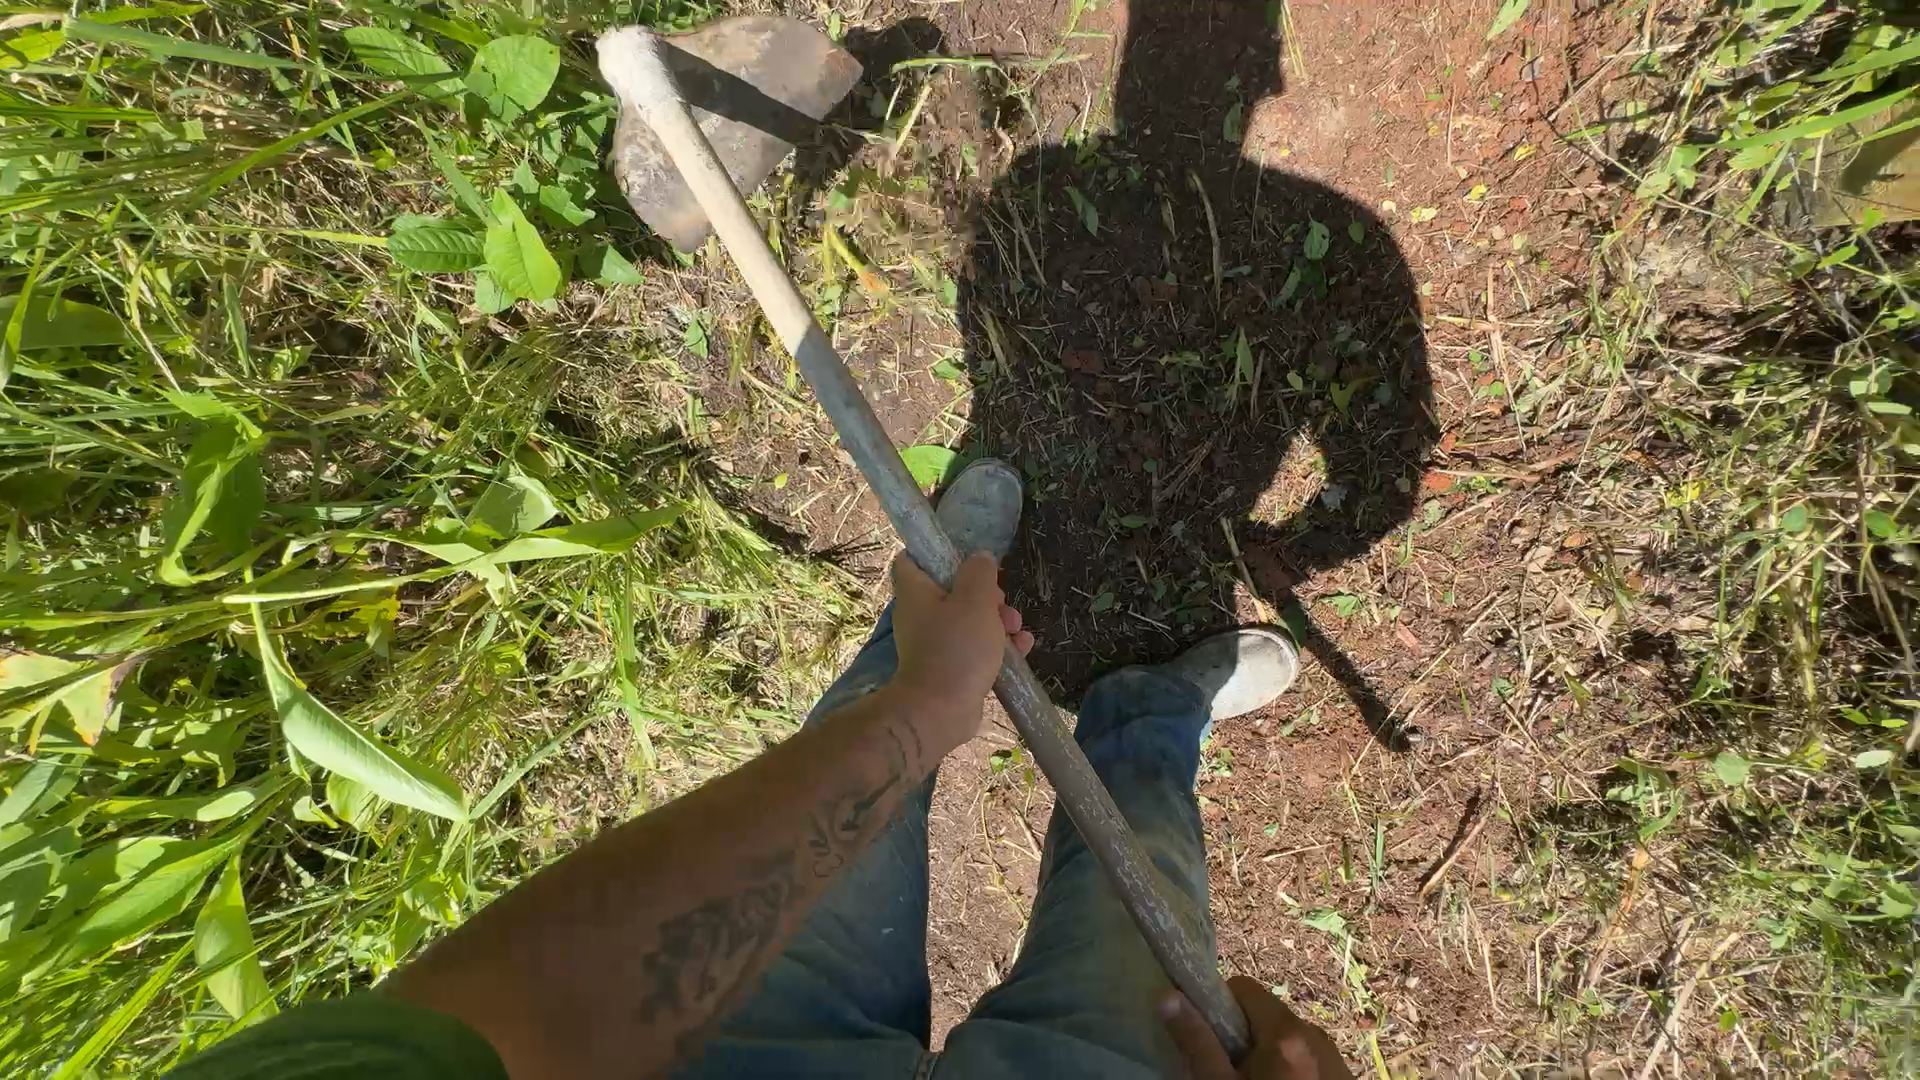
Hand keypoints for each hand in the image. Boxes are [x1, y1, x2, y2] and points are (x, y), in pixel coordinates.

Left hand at [888, 553, 1032, 755]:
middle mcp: (920, 615)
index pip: (912, 560)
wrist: (941, 711)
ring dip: (998, 621)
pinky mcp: (950, 668)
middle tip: (1003, 603)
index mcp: (916, 592)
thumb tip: (980, 558)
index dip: (937, 554)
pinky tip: (1022, 648)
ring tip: (1018, 630)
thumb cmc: (956, 647)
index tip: (967, 558)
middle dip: (986, 595)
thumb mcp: (975, 600)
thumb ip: (979, 573)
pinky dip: (996, 646)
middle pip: (953, 591)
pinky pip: (975, 648)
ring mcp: (934, 644)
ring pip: (968, 621)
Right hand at [1159, 977, 1353, 1079]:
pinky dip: (1297, 1078)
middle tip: (1233, 1078)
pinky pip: (1313, 1066)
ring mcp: (1339, 1065)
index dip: (1220, 1010)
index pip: (1242, 988)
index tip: (1213, 1045)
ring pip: (1290, 1044)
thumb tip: (1166, 994)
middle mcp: (1318, 1038)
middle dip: (1246, 1040)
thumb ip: (1195, 1040)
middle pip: (1267, 1018)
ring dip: (1272, 1061)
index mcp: (1286, 1031)